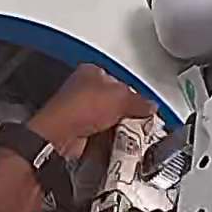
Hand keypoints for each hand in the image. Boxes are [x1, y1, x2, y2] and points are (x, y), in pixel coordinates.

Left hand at [29, 64, 154, 158]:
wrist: (61, 136)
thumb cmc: (79, 108)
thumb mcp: (120, 98)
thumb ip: (139, 101)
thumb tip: (150, 106)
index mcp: (91, 72)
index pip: (120, 80)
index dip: (134, 92)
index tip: (145, 104)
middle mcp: (83, 89)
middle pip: (114, 100)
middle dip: (127, 111)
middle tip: (139, 119)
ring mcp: (80, 111)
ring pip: (108, 118)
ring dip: (118, 126)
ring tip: (128, 131)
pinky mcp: (79, 130)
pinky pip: (101, 133)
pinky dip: (109, 137)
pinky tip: (114, 139)